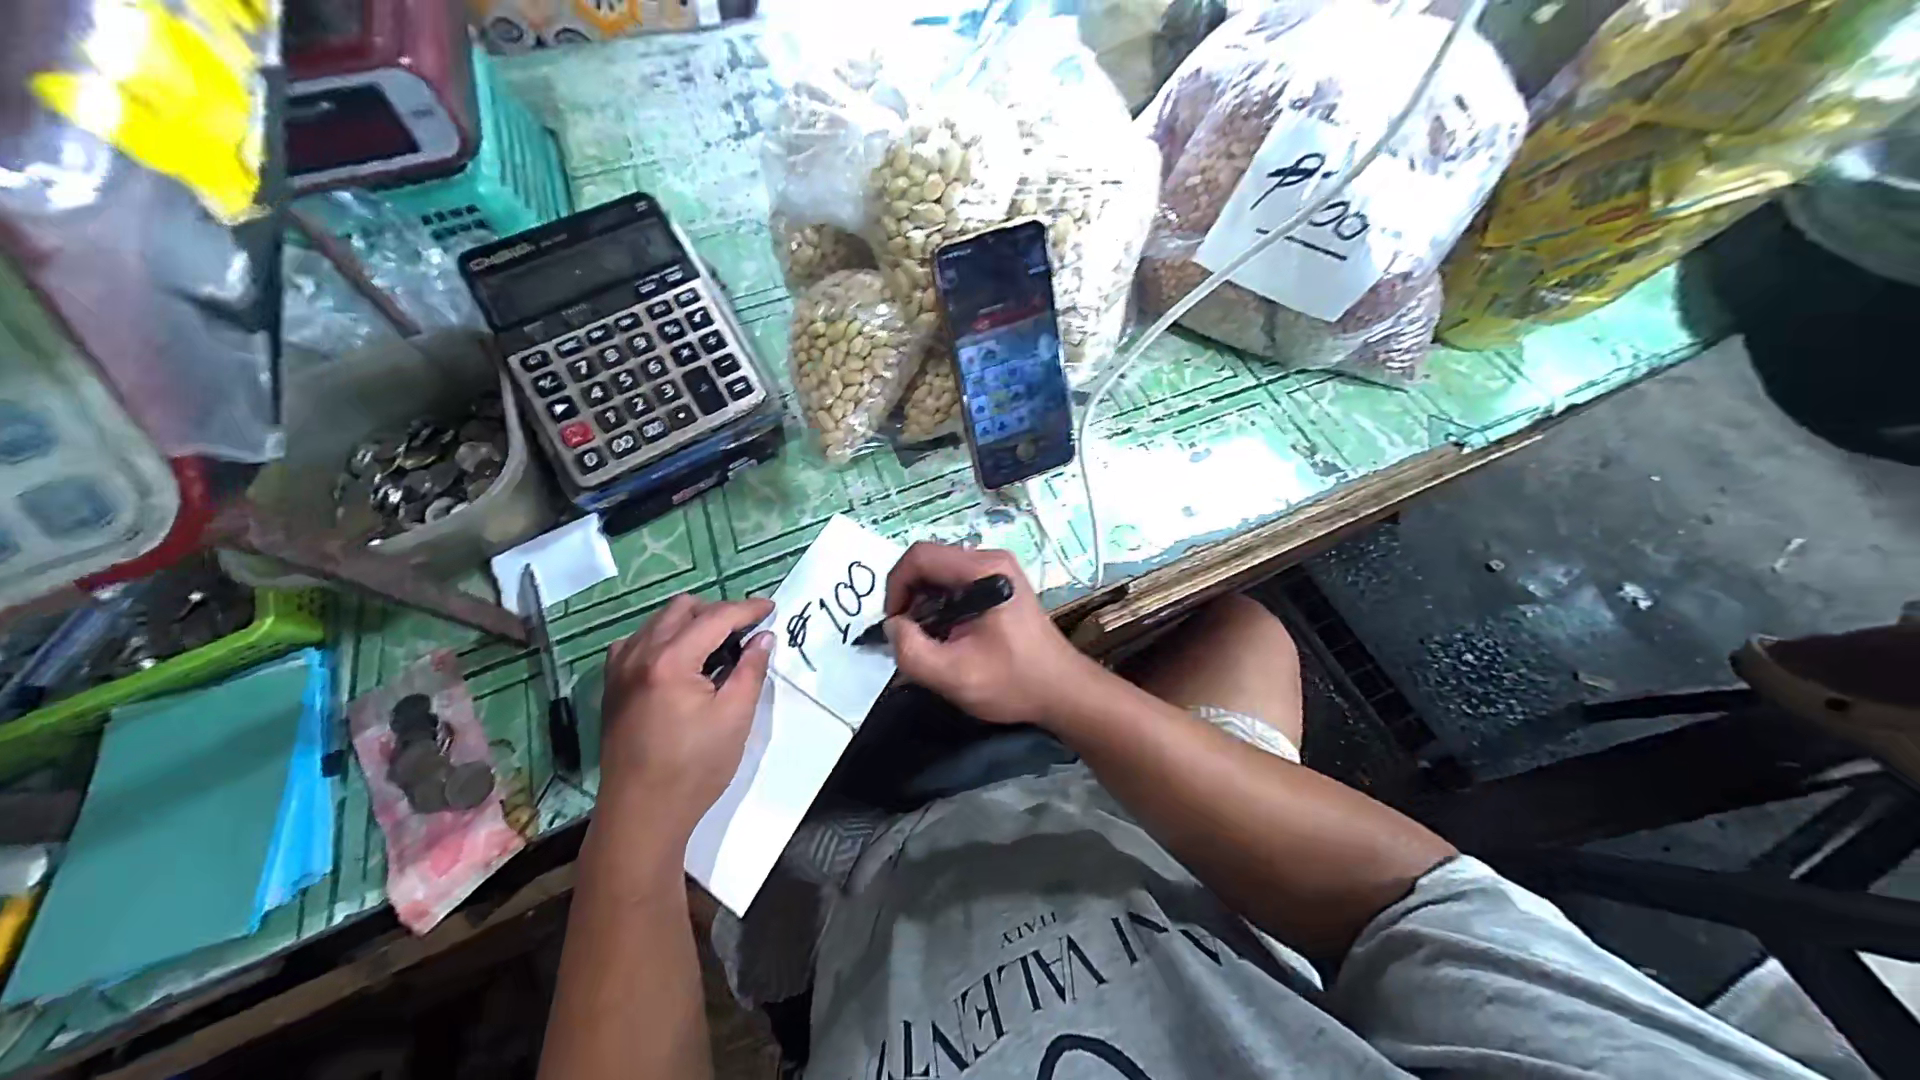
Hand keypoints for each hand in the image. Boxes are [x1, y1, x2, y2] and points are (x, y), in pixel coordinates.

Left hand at [599, 594, 773, 837]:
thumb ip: (751, 669)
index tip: (771, 608)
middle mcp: (639, 654)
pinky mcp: (612, 685)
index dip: (747, 609)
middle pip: (683, 609)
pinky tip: (680, 662)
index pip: (715, 617)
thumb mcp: (735, 717)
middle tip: (746, 632)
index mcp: (670, 661)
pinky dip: (663, 639)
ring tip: (717, 647)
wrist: (642, 814)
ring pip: (659, 621)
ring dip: (691, 623)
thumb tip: (763, 637)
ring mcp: (620, 669)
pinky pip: (638, 642)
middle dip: (718, 612)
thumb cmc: (694, 768)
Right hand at [884, 543, 1099, 726]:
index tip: (896, 623)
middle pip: (929, 561)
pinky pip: (955, 583)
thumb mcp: (953, 675)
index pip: (920, 556)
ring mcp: (998, 570)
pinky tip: (947, 634)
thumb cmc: (1013, 682)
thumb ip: (911, 650)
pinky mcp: (999, 584)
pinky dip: (940, 605)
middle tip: (910, 634)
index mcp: (984, 570)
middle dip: (909, 596)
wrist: (1062, 690)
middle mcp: (991, 559)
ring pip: (940, 572)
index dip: (897, 587)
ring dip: (924, 602)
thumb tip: (894, 625)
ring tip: (929, 638)